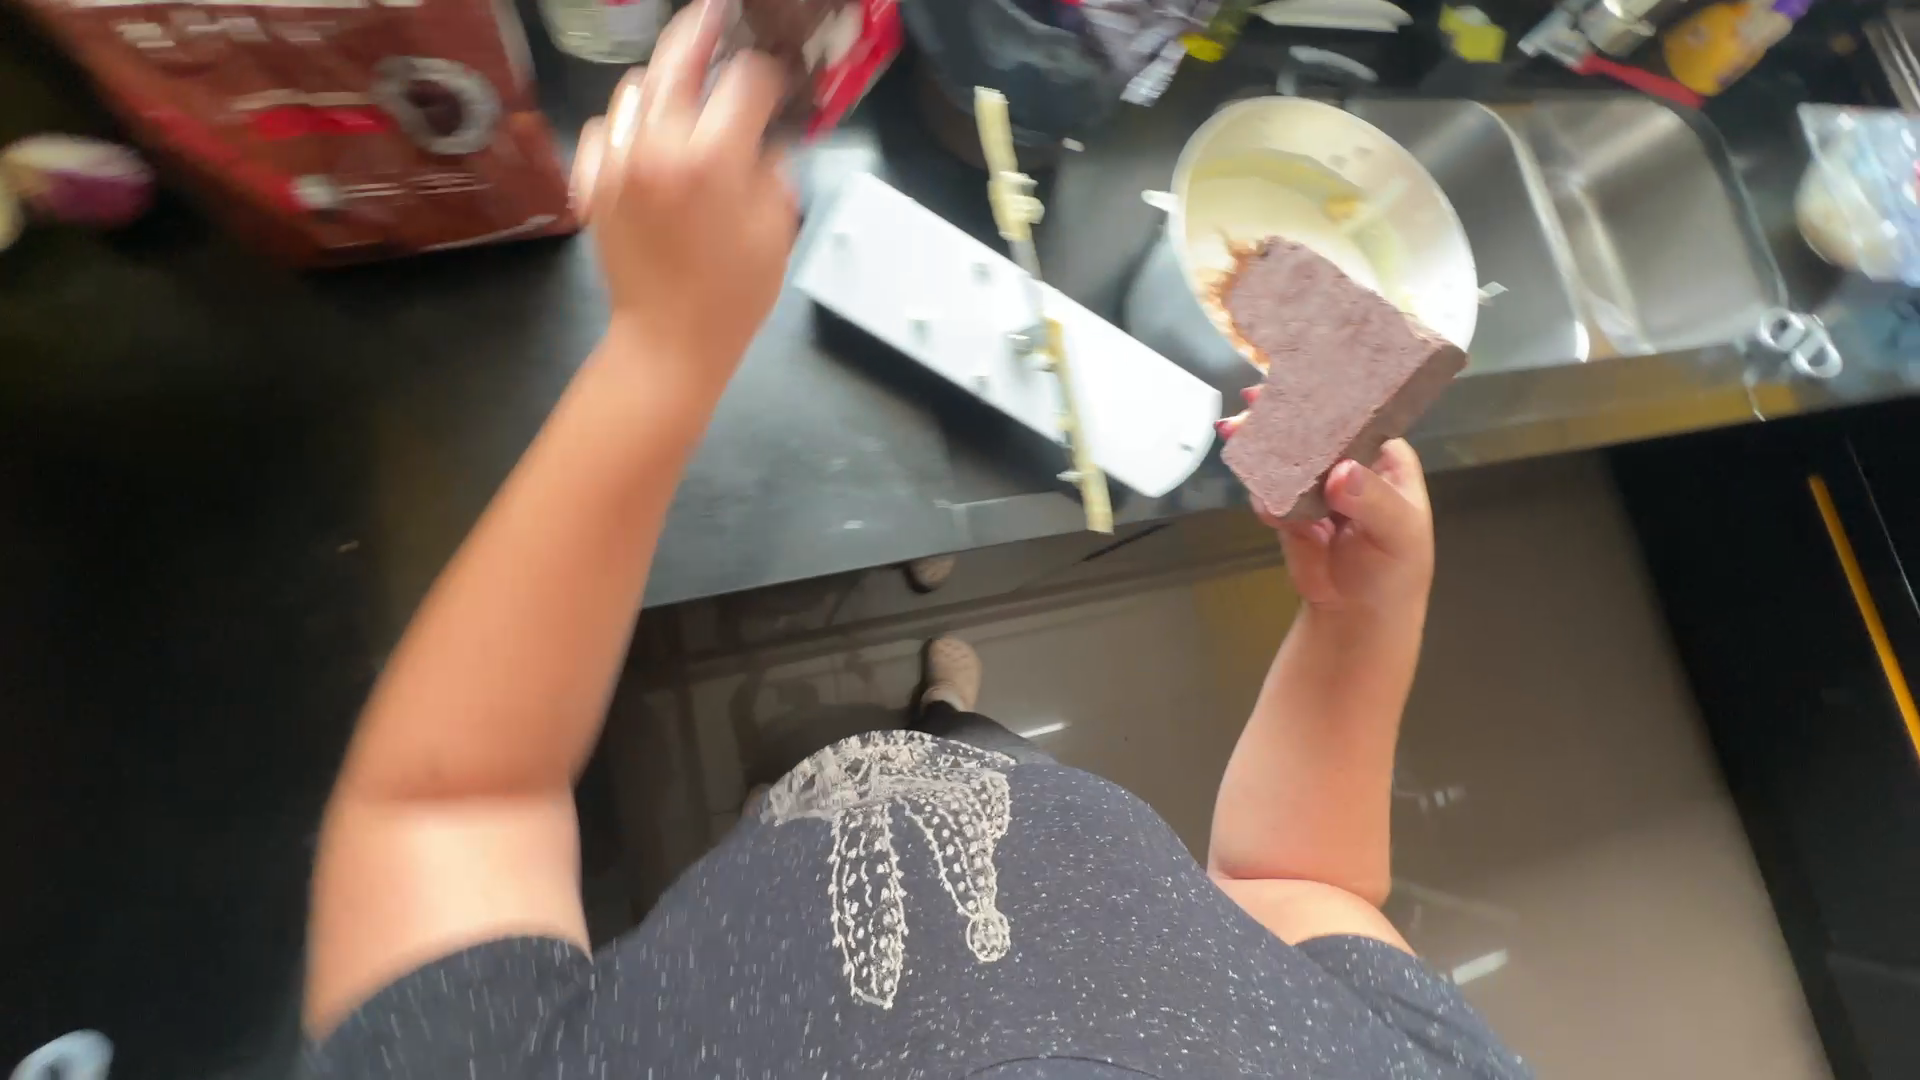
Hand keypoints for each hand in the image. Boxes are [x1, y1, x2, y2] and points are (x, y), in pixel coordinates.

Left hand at [571, 0, 797, 395]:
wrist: (670, 341)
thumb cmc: (734, 298)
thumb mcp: (776, 235)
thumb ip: (774, 173)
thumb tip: (764, 141)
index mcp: (714, 160)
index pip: (745, 83)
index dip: (766, 75)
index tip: (775, 81)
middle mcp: (658, 145)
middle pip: (677, 60)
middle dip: (701, 33)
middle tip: (713, 19)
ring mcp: (617, 161)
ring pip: (635, 90)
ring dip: (663, 87)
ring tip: (681, 99)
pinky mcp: (592, 182)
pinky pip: (605, 130)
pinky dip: (626, 128)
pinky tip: (644, 146)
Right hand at [1225, 389, 1434, 618]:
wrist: (1357, 616)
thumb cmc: (1395, 570)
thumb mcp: (1399, 533)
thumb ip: (1371, 500)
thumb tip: (1340, 472)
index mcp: (1381, 457)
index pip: (1356, 416)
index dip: (1328, 398)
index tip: (1300, 379)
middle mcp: (1345, 464)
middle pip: (1310, 431)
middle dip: (1281, 414)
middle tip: (1252, 399)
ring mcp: (1313, 487)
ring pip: (1283, 458)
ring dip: (1259, 445)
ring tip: (1234, 431)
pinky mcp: (1287, 510)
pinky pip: (1268, 493)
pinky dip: (1259, 491)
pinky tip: (1253, 487)